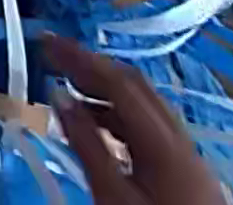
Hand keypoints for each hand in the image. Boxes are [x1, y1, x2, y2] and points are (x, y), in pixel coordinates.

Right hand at [43, 36, 224, 204]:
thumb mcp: (112, 196)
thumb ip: (85, 142)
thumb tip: (57, 94)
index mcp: (165, 144)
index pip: (118, 83)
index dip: (80, 57)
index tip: (44, 41)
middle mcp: (181, 142)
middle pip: (135, 86)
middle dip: (91, 65)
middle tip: (52, 56)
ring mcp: (188, 159)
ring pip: (142, 104)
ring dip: (103, 87)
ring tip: (66, 84)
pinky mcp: (186, 174)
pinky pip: (147, 125)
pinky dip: (115, 110)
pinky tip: (92, 119)